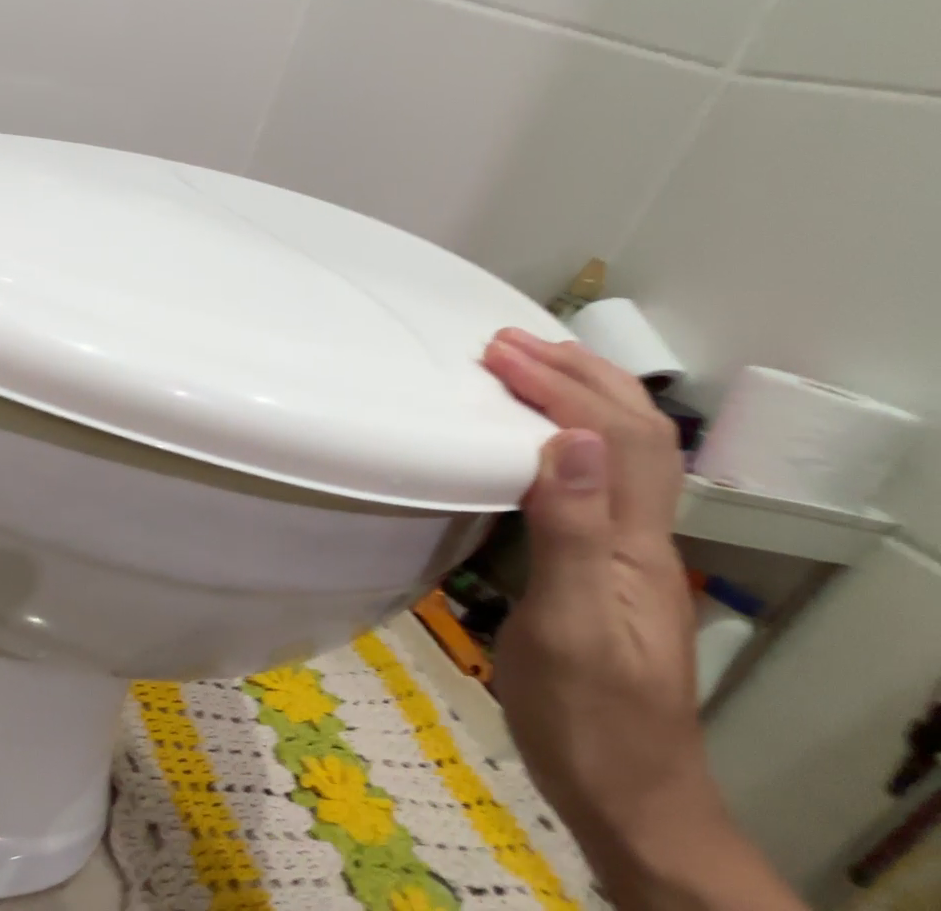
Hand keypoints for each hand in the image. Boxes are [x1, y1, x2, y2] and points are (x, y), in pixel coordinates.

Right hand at [481, 329, 713, 868]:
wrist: (627, 796)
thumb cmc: (587, 718)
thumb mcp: (570, 629)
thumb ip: (574, 535)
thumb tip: (574, 440)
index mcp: (636, 545)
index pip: (617, 438)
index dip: (560, 387)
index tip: (495, 356)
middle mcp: (644, 539)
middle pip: (635, 434)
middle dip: (577, 376)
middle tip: (507, 344)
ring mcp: (629, 558)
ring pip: (624, 456)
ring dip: (580, 398)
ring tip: (524, 369)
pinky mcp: (605, 575)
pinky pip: (597, 485)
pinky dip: (568, 440)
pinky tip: (535, 444)